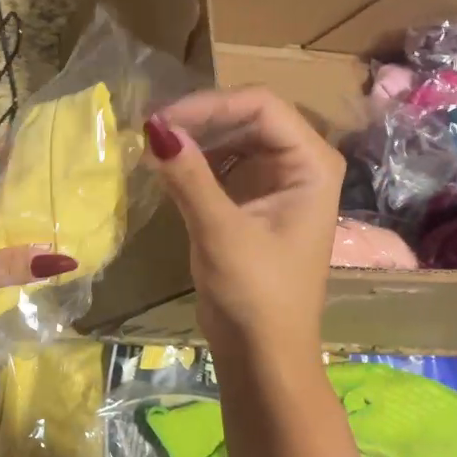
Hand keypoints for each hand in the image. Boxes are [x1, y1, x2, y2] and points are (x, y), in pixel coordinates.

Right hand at [143, 87, 343, 354]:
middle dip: (197, 119)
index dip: (209, 105)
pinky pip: (220, 167)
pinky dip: (192, 163)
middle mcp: (297, 164)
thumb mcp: (219, 231)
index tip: (158, 122)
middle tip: (146, 132)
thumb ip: (188, 176)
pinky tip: (162, 168)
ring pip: (231, 139)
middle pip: (246, 116)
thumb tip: (153, 128)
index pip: (261, 106)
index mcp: (310, 163)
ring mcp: (274, 184)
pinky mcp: (249, 204)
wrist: (263, 351)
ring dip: (192, 139)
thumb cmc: (255, 293)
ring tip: (149, 147)